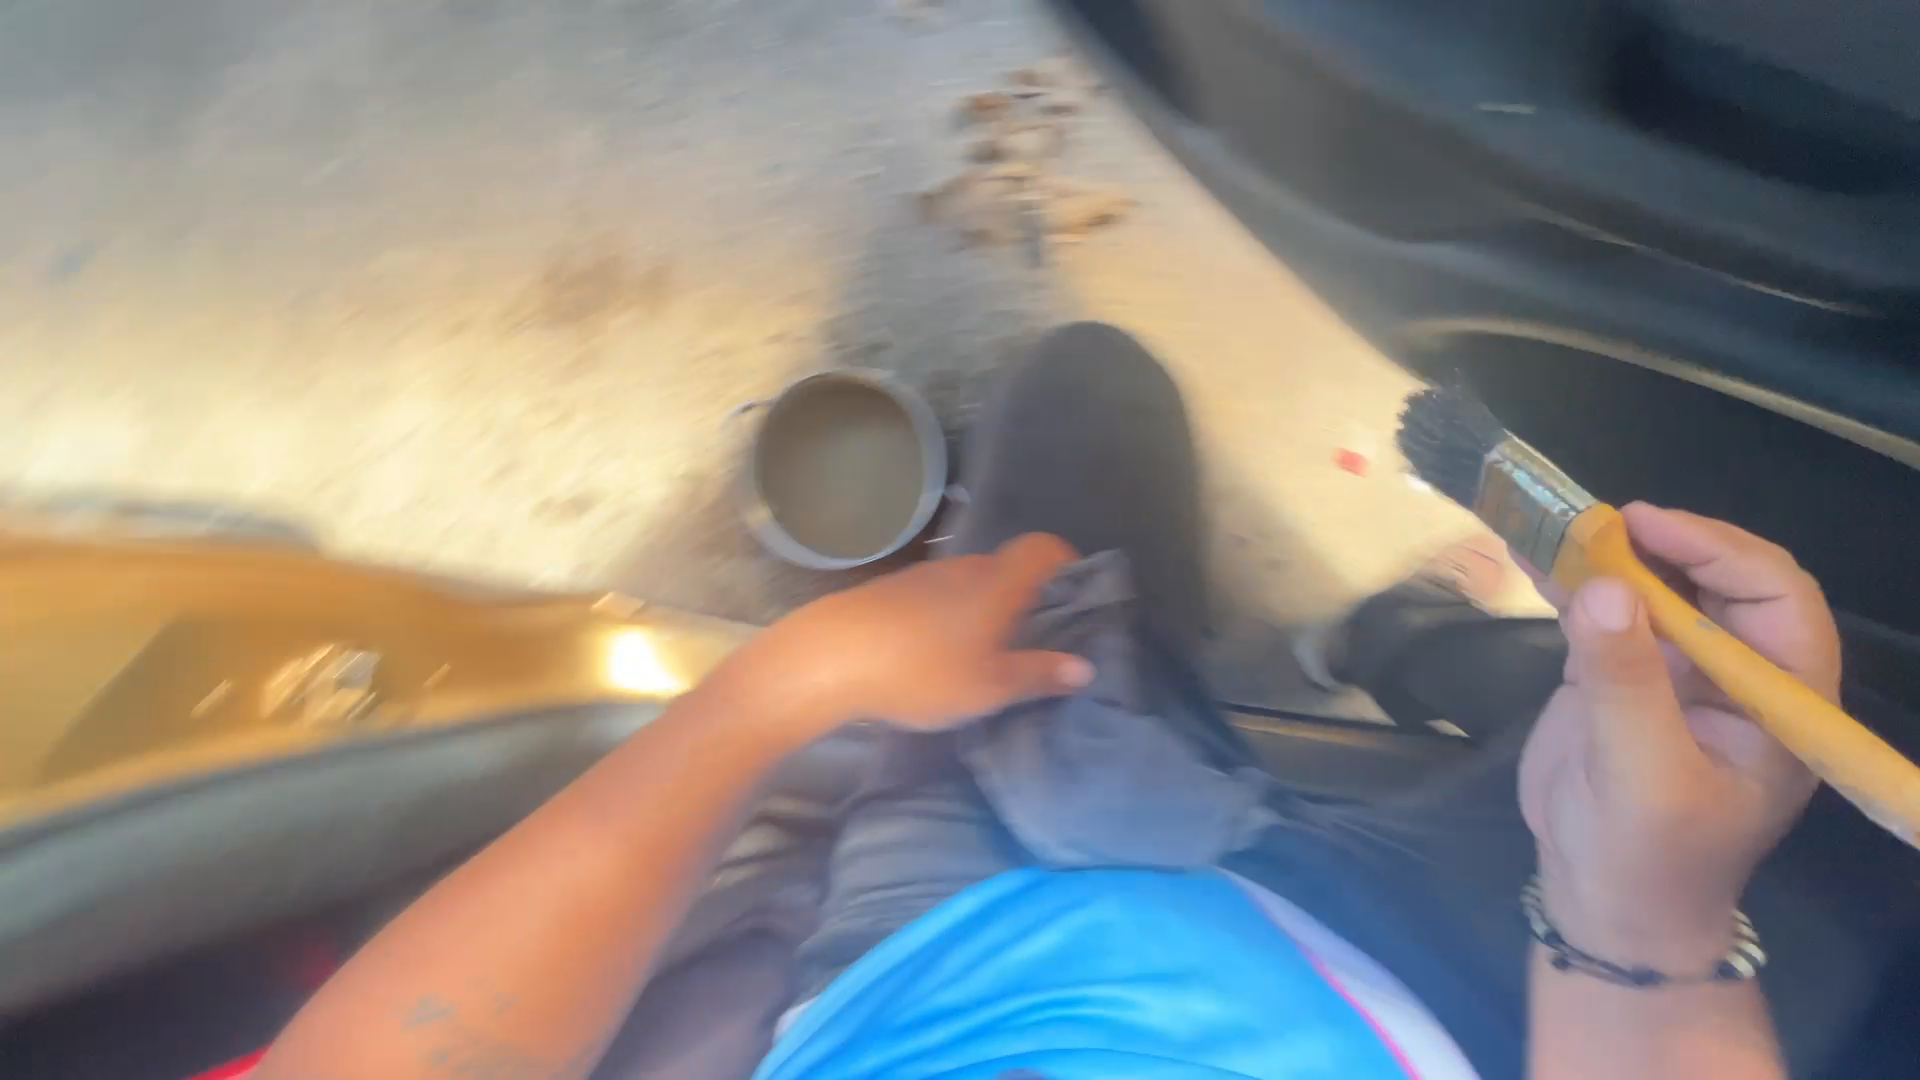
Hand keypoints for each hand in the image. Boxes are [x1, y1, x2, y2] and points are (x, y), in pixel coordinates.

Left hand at [740, 533, 1092, 732]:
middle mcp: (964, 568)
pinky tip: (937, 652)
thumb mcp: (988, 686)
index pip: (1042, 548)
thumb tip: (1085, 667)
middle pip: (1008, 567)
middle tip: (1035, 637)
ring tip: (986, 652)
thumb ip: (1038, 674)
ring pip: (970, 583)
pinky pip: (938, 596)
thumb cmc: (922, 671)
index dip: (1065, 562)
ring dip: (986, 608)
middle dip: (1027, 596)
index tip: (1074, 594)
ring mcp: (923, 576)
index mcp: (996, 583)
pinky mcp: (892, 591)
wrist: (830, 657)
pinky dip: (951, 615)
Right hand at [1518, 504, 1837, 969]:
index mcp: (1776, 697)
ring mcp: (1666, 672)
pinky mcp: (1608, 677)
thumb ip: (1625, 680)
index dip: (1718, 551)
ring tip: (1551, 521)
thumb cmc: (1649, 846)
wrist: (1603, 890)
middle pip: (1714, 583)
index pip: (1774, 599)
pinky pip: (1593, 616)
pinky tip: (1527, 552)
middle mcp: (1730, 673)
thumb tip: (1602, 589)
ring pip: (1649, 592)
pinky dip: (1561, 582)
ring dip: (1603, 554)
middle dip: (1661, 543)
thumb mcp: (1640, 769)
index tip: (1643, 524)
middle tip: (1596, 520)